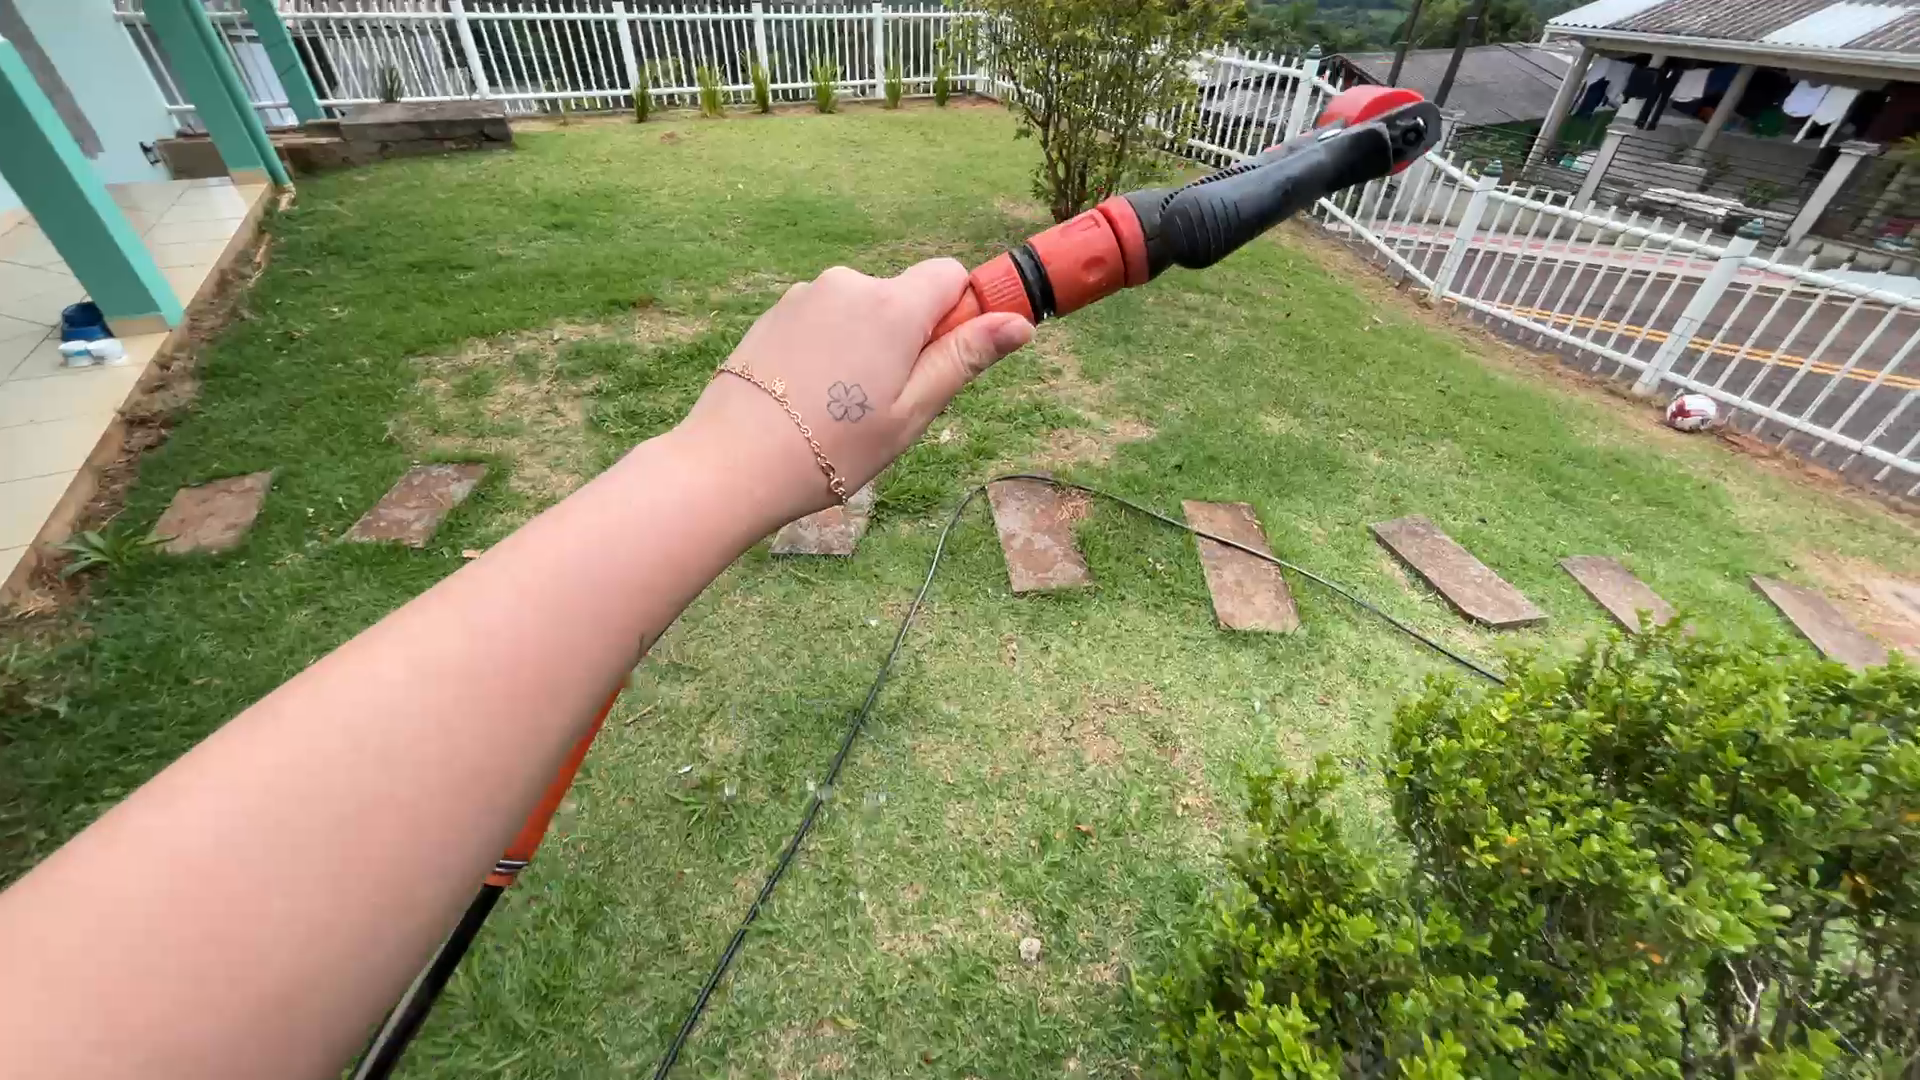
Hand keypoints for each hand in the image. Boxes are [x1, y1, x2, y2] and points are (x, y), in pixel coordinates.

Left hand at [680, 258, 1033, 519]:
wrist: (733, 462)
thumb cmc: (835, 447)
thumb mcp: (913, 411)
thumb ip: (964, 359)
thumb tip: (1019, 323)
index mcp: (891, 306)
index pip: (949, 274)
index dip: (959, 314)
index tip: (944, 360)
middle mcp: (848, 284)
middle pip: (904, 297)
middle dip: (910, 339)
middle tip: (888, 404)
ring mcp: (806, 295)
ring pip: (862, 312)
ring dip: (868, 346)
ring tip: (842, 408)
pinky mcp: (776, 314)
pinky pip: (825, 321)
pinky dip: (831, 349)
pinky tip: (811, 397)